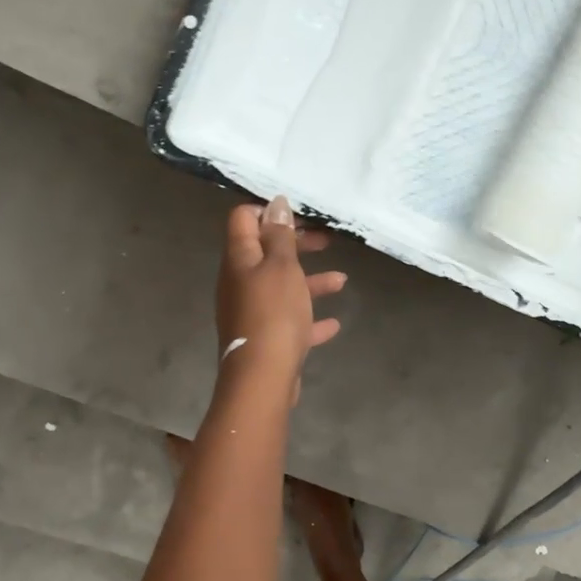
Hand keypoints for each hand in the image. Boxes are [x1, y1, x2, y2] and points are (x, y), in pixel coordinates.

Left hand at [215, 197, 344, 383]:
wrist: (262, 377)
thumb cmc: (273, 313)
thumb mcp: (282, 266)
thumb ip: (280, 235)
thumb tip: (275, 203)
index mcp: (239, 259)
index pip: (243, 219)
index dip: (268, 211)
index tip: (299, 214)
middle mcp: (240, 281)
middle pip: (266, 252)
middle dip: (297, 244)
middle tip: (327, 239)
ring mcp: (251, 311)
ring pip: (282, 287)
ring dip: (310, 281)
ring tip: (341, 281)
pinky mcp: (265, 338)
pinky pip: (289, 321)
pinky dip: (309, 318)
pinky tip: (333, 323)